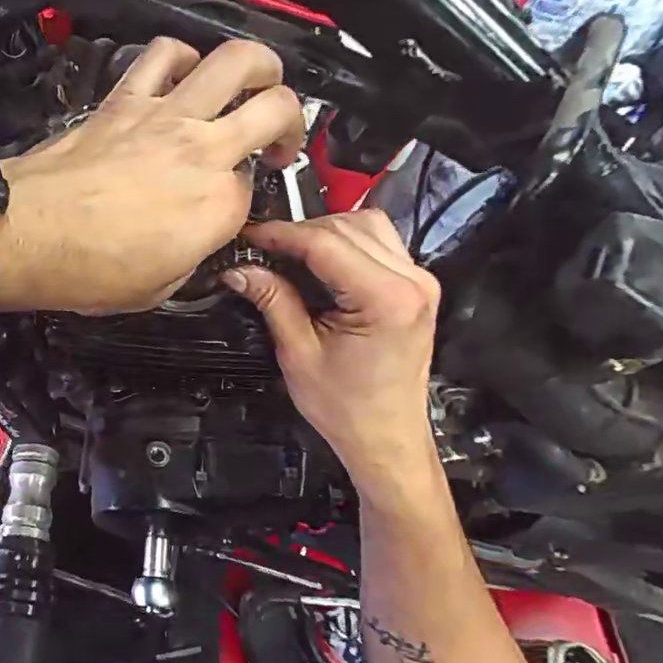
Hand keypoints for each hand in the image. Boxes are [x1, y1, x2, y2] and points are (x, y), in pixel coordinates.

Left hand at [0, 38, 303, 314]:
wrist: (23, 235)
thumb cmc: (88, 269)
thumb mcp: (163, 286)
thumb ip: (196, 253)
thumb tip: (200, 235)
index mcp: (218, 207)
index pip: (254, 188)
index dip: (247, 198)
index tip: (232, 208)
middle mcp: (203, 152)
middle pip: (277, 107)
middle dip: (292, 118)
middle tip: (280, 136)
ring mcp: (166, 117)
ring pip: (234, 61)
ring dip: (257, 68)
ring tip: (252, 84)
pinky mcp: (125, 99)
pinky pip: (163, 55)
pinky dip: (182, 55)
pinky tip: (185, 73)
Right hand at [224, 211, 442, 491]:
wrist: (387, 437)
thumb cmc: (351, 410)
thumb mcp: (299, 354)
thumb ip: (273, 301)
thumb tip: (243, 269)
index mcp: (387, 300)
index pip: (326, 243)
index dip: (282, 234)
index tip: (252, 235)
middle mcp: (412, 284)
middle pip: (347, 227)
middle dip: (301, 233)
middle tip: (264, 249)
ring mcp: (419, 282)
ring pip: (366, 225)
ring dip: (325, 233)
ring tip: (292, 255)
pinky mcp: (416, 287)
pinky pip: (380, 243)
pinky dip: (347, 243)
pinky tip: (322, 263)